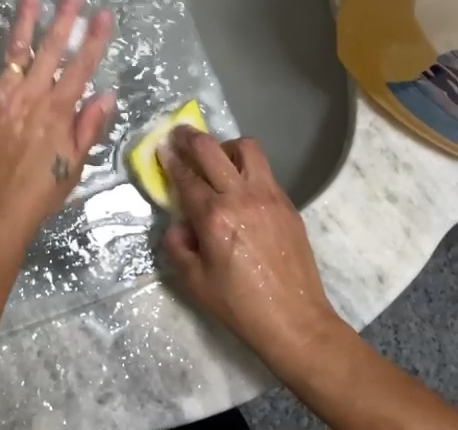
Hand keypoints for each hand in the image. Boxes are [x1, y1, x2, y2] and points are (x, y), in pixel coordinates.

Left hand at [0, 0, 117, 249]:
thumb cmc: (39, 192)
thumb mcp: (74, 164)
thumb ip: (89, 126)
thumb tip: (106, 94)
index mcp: (58, 110)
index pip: (82, 66)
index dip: (95, 38)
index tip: (104, 13)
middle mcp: (31, 96)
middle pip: (51, 49)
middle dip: (64, 18)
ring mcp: (1, 97)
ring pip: (16, 51)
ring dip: (24, 20)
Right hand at [160, 126, 345, 361]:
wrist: (296, 322)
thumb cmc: (240, 306)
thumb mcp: (194, 283)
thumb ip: (177, 246)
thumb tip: (178, 224)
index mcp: (214, 217)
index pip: (186, 176)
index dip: (170, 159)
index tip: (162, 147)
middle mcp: (241, 197)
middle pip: (211, 148)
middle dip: (190, 137)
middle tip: (180, 135)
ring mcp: (269, 196)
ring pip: (246, 148)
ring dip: (225, 147)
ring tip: (217, 160)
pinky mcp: (287, 204)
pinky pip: (264, 171)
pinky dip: (247, 168)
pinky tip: (241, 188)